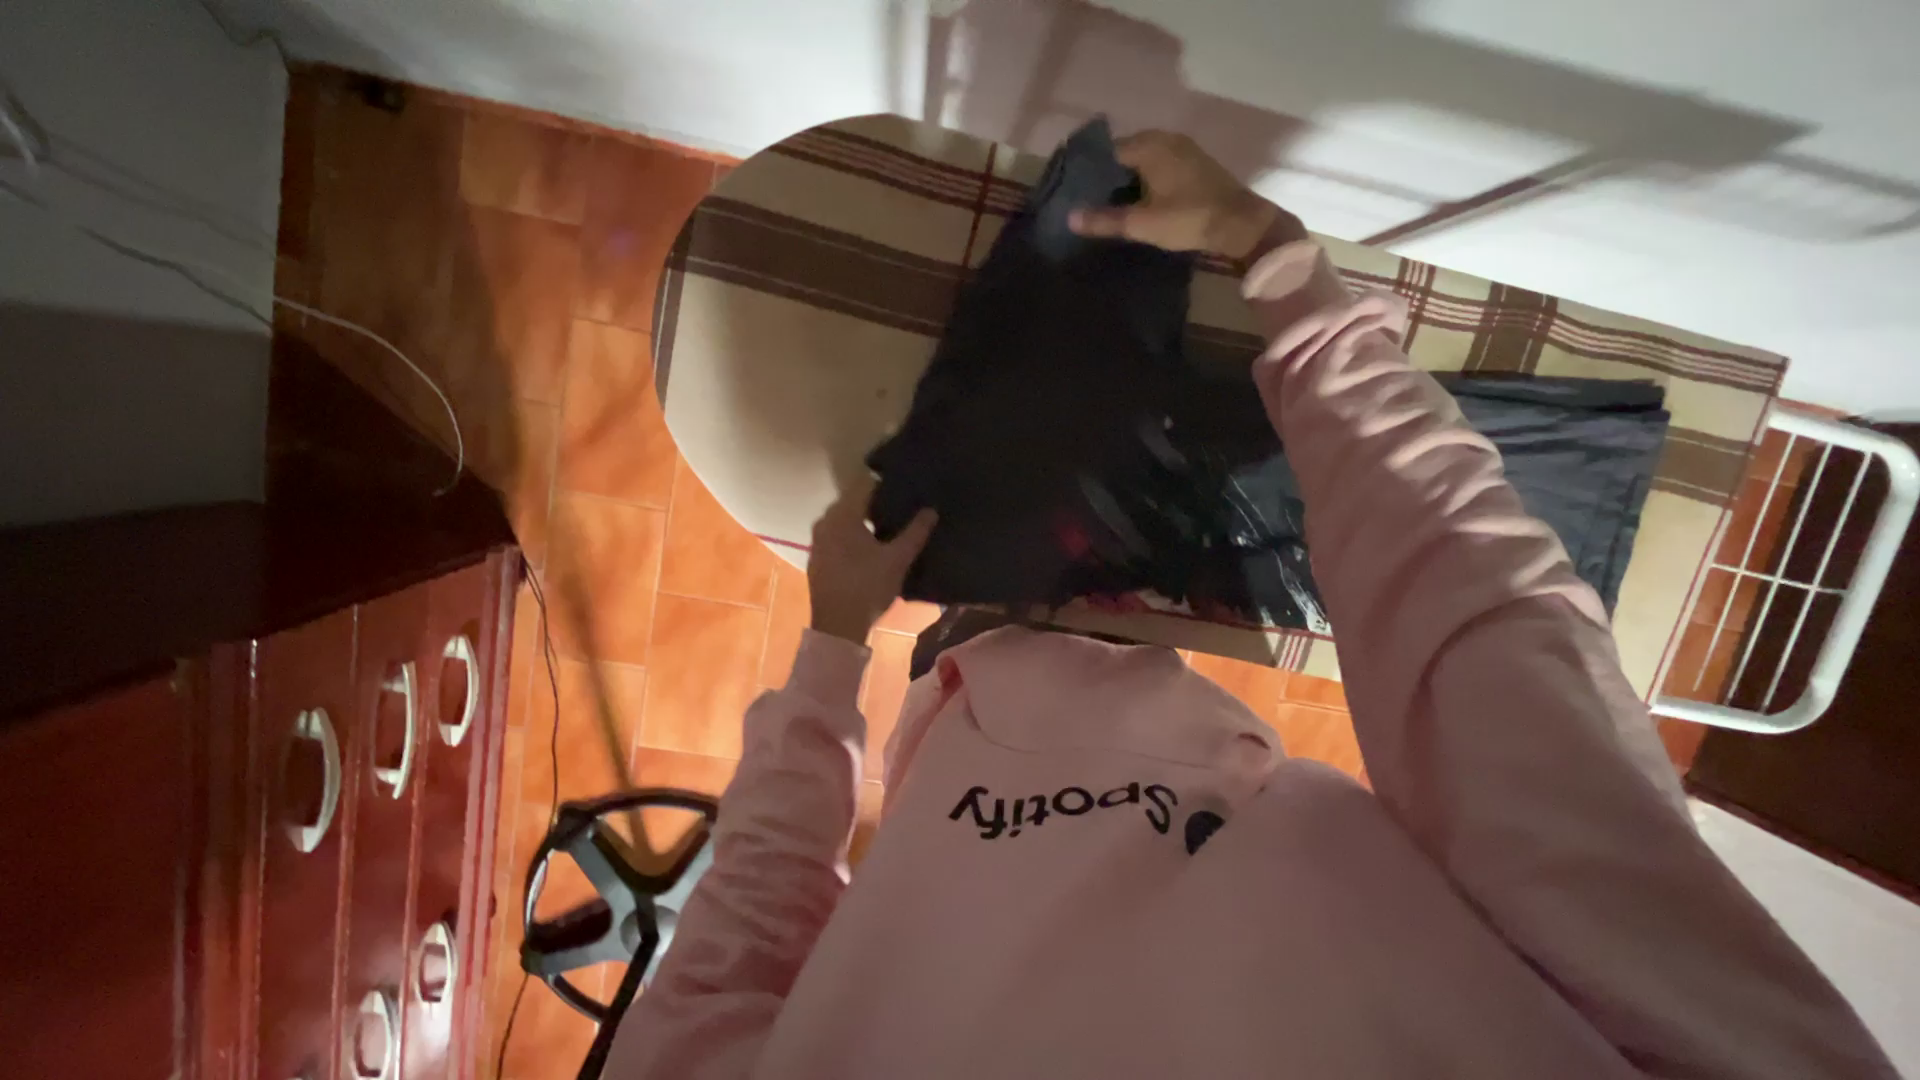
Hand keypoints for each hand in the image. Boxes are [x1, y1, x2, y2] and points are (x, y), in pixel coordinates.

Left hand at [807, 475, 937, 643]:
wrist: (837, 626)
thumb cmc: (868, 587)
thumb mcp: (898, 559)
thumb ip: (915, 531)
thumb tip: (932, 510)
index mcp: (843, 515)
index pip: (865, 484)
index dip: (886, 484)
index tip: (906, 487)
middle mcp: (825, 521)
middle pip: (854, 501)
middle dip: (877, 503)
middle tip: (903, 507)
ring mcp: (818, 540)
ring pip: (845, 519)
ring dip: (865, 520)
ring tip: (891, 527)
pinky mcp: (817, 557)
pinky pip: (837, 535)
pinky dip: (853, 535)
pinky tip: (871, 547)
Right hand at [1068, 130, 1299, 258]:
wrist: (1241, 225)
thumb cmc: (1189, 218)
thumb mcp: (1142, 223)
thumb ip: (1105, 219)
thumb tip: (1069, 218)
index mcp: (1150, 144)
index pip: (1108, 151)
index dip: (1090, 172)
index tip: (1075, 192)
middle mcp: (1166, 138)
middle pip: (1126, 154)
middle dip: (1108, 176)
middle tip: (1088, 202)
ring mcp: (1183, 150)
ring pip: (1144, 161)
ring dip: (1127, 180)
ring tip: (1109, 205)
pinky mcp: (1195, 165)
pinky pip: (1160, 167)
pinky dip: (1146, 181)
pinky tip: (1138, 202)